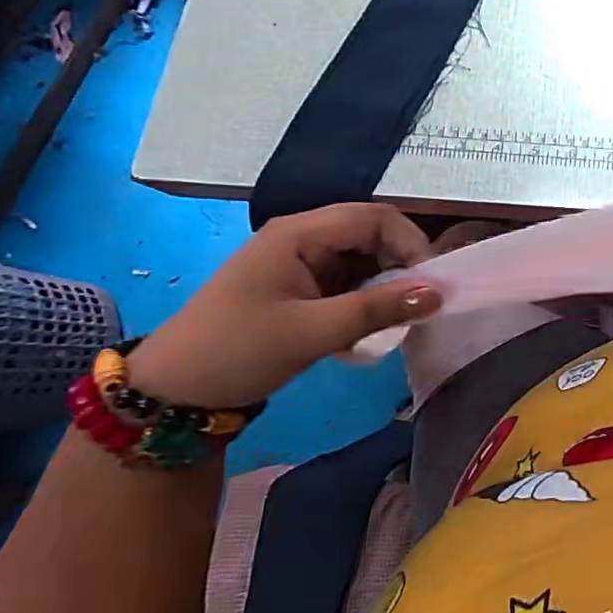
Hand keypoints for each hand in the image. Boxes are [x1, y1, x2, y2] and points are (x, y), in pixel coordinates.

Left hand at [126, 204, 442, 407]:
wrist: (174, 394)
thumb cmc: (237, 351)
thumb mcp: (312, 332)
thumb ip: (377, 309)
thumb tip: (437, 294)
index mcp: (299, 234)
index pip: (375, 218)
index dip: (411, 243)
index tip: (431, 284)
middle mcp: (304, 239)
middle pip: (373, 236)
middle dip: (402, 266)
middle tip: (421, 304)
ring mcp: (303, 264)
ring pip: (365, 261)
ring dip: (388, 287)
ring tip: (399, 320)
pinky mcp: (304, 290)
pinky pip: (351, 284)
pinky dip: (369, 303)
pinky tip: (372, 332)